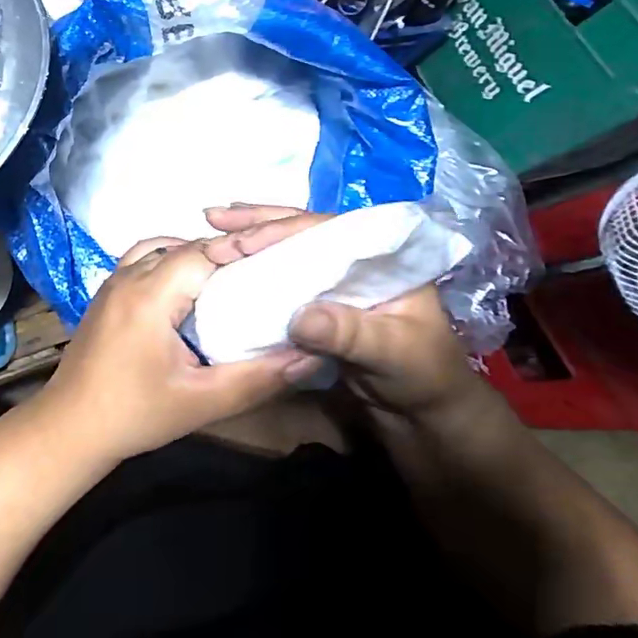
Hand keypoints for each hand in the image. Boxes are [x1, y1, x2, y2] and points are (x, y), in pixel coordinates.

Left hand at [32, 238, 314, 463]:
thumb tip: (310, 356)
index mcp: (151, 293)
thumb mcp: (202, 402)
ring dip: (194, 256)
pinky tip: (186, 292)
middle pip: (185, 246)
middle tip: (261, 275)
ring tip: (226, 282)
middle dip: (223, 255)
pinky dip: (169, 262)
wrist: (68, 429)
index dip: (242, 250)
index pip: (204, 251)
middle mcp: (130, 275)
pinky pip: (144, 258)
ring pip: (162, 247)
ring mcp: (114, 280)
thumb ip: (257, 378)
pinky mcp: (107, 292)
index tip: (276, 261)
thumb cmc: (135, 414)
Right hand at [204, 205, 489, 417]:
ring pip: (289, 246)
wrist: (425, 417)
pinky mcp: (319, 301)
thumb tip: (298, 317)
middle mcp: (356, 256)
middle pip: (303, 228)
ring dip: (251, 235)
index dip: (284, 230)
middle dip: (258, 222)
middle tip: (214, 219)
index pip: (328, 229)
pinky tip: (227, 263)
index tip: (243, 239)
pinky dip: (256, 266)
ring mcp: (335, 277)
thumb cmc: (425, 377)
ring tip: (212, 223)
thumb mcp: (395, 353)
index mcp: (382, 253)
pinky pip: (283, 276)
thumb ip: (351, 333)